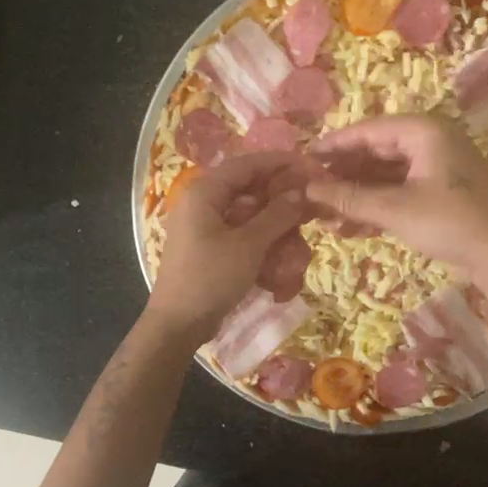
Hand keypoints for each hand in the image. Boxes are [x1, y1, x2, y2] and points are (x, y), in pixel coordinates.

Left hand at [149, 151, 311, 337]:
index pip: (246, 164)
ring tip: (297, 229)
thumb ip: (277, 215)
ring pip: (244, 212)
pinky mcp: (205, 248)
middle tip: (308, 201)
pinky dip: (258, 238)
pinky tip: (278, 250)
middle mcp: (200, 203)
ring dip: (271, 220)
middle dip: (277, 195)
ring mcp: (201, 226)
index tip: (309, 166)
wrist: (178, 323)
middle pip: (246, 187)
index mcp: (204, 192)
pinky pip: (236, 233)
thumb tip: (301, 191)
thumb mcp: (248, 245)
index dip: (279, 162)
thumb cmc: (210, 278)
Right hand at [304, 115, 487, 274]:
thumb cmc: (451, 222)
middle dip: (341, 176)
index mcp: (423, 131)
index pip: (367, 131)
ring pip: (383, 177)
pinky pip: (397, 193)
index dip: (333, 147)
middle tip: (308, 193)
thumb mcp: (394, 210)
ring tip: (322, 217)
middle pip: (374, 153)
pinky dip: (373, 207)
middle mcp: (429, 143)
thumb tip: (307, 190)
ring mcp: (435, 169)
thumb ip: (348, 198)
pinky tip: (347, 228)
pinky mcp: (438, 194)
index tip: (301, 161)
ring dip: (354, 196)